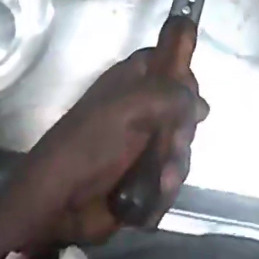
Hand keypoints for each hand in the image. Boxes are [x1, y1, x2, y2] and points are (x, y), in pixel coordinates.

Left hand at [0, 50, 206, 258]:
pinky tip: (151, 195)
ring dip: (173, 166)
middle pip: (183, 108)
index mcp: (134, 78)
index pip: (170, 59)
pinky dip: (163, 190)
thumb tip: (199, 103)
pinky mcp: (143, 176)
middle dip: (181, 132)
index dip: (183, 74)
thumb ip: (170, 94)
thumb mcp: (130, 106)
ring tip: (160, 179)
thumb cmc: (90, 141)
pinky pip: (170, 178)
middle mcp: (142, 106)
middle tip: (170, 144)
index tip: (189, 96)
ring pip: (180, 147)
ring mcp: (143, 142)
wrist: (59, 199)